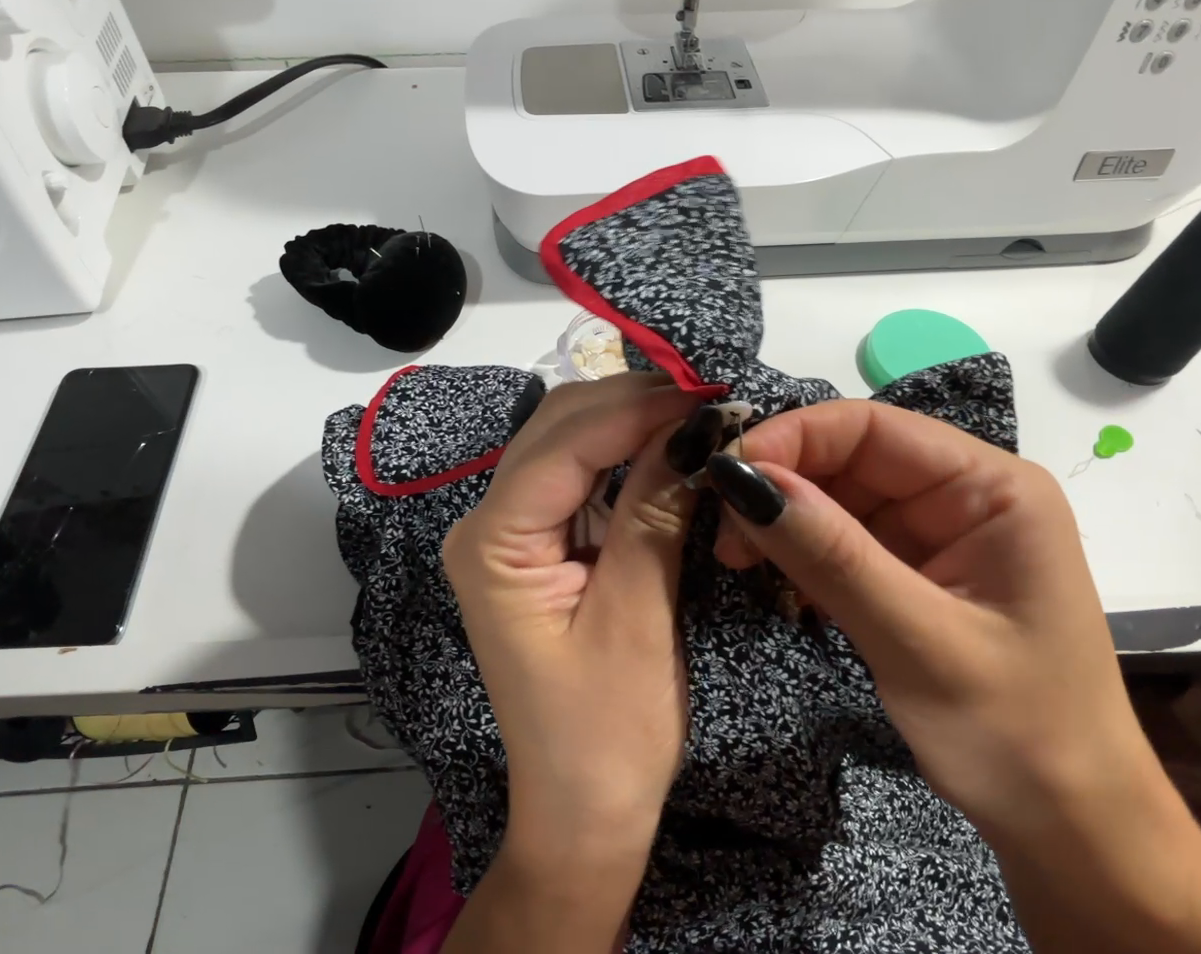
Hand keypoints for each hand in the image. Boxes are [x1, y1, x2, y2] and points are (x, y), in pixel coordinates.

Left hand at [443, 372, 699, 875]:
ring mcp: (509, 537)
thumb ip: (656, 514)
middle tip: (714, 396)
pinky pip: (580, 481)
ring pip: (568, 447)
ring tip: (701, 412)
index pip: (563, 444)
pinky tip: (669, 447)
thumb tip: (694, 428)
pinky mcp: (538, 549)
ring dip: (632, 423)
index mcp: (491, 545)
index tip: (710, 388)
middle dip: (633, 404)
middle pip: (557, 432)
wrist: (583, 811)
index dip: (636, 407)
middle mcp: (486, 527)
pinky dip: (626, 458)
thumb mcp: (638, 618)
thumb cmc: (608, 733)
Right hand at [705, 401, 1200, 953]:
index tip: (725, 476)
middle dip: (780, 484)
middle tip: (722, 532)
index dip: (793, 439)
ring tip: (736, 559)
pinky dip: (798, 553)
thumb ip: (829, 554)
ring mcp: (935, 536)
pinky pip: (840, 541)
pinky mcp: (911, 574)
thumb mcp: (916, 641)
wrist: (1067, 826)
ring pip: (836, 499)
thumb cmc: (1016, 733)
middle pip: (849, 458)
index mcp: (993, 489)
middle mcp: (963, 496)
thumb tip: (740, 478)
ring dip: (781, 520)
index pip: (874, 427)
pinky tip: (767, 577)